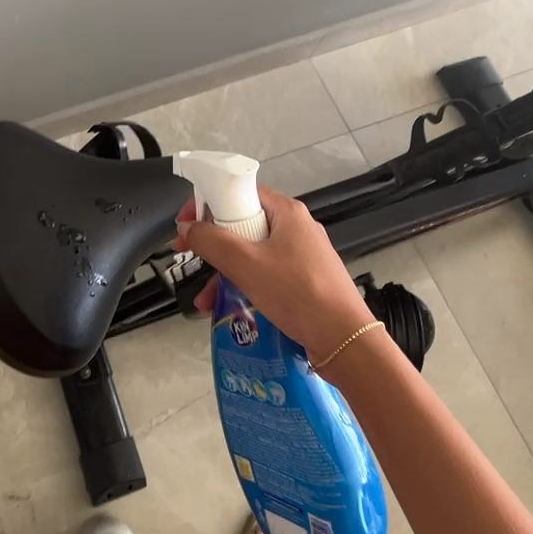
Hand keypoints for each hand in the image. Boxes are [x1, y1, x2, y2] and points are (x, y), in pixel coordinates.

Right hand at [176, 185, 375, 360]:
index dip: (208, 203)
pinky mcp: (305, 280)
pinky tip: (227, 309)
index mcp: (286, 211)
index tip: (187, 224)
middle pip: (243, 224)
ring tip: (205, 299)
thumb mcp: (246, 264)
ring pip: (252, 253)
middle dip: (213, 244)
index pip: (239, 192)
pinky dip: (244, 286)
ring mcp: (302, 255)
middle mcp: (296, 227)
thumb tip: (187, 226)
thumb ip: (211, 241)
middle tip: (190, 258)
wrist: (345, 341)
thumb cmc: (297, 293)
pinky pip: (265, 274)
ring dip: (224, 272)